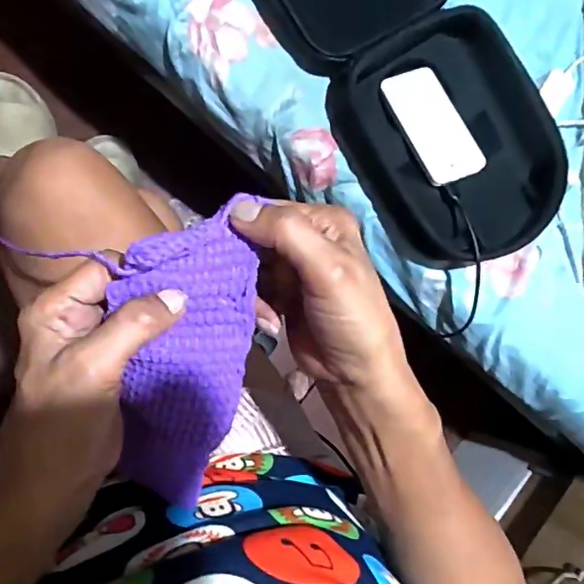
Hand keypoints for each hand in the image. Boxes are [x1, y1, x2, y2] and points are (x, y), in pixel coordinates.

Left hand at [0, 260, 184, 531]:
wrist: (52, 486)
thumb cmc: (62, 424)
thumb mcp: (94, 366)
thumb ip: (133, 324)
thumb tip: (180, 294)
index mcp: (55, 310)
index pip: (102, 269)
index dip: (140, 269)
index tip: (185, 273)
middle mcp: (72, 321)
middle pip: (120, 290)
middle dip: (158, 290)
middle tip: (203, 289)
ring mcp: (93, 346)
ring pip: (134, 317)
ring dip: (164, 315)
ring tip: (205, 309)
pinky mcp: (113, 370)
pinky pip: (140, 343)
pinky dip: (163, 339)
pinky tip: (192, 336)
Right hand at [230, 200, 412, 397]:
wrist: (356, 374)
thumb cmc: (350, 316)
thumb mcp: (325, 268)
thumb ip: (285, 233)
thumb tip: (236, 209)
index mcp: (325, 222)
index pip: (271, 209)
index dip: (246, 226)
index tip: (228, 249)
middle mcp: (308, 239)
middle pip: (255, 236)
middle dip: (244, 262)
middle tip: (239, 283)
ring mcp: (293, 269)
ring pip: (249, 265)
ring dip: (248, 288)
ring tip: (264, 310)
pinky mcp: (282, 295)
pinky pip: (253, 289)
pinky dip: (254, 305)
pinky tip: (268, 322)